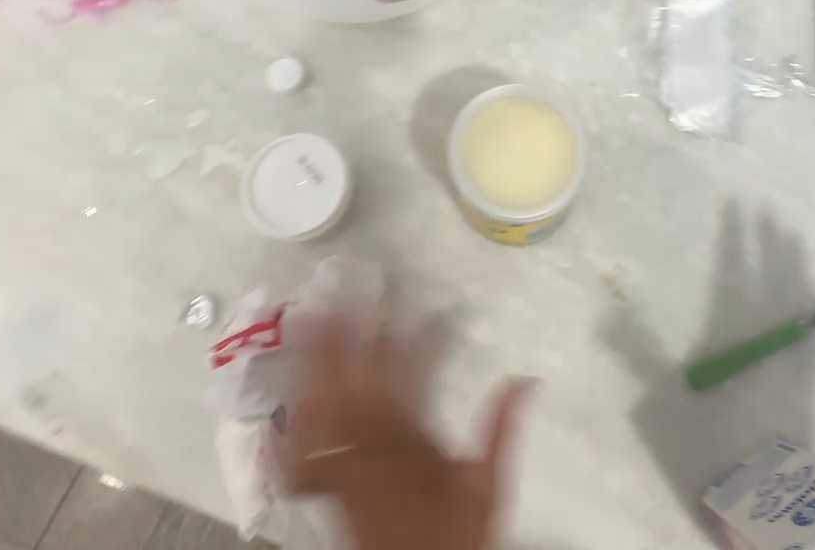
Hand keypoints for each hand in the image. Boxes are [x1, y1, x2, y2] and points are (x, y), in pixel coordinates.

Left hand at [280, 312, 535, 549]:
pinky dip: (294, 406)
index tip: (429, 308)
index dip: (418, 340)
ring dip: (316, 358)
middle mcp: (373, 450)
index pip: (412, 382)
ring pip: (326, 403)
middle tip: (347, 289)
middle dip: (351, 334)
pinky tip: (287, 377)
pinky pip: (303, 440)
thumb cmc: (454, 535)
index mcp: (413, 447)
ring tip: (310, 313)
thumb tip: (527, 377)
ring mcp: (345, 463)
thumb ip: (503, 429)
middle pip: (357, 383)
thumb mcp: (488, 487)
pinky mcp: (327, 479)